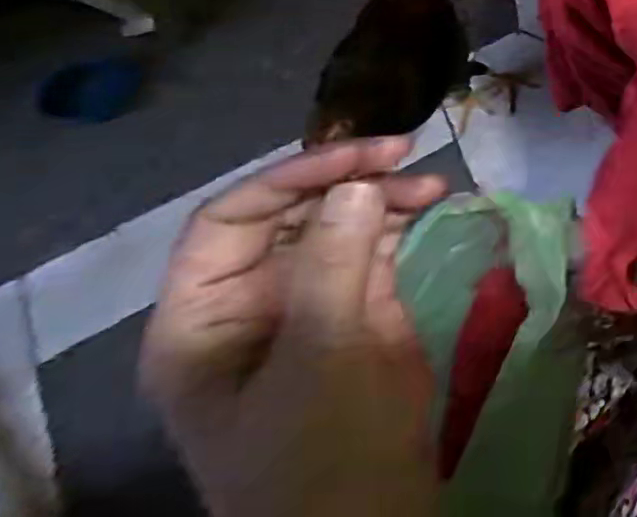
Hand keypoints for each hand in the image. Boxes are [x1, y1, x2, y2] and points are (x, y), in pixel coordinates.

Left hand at [139, 138, 448, 516]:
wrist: (371, 513)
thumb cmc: (321, 450)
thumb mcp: (322, 357)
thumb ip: (335, 267)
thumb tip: (360, 184)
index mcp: (203, 318)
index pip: (229, 222)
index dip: (292, 178)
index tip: (366, 156)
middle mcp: (251, 300)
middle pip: (288, 214)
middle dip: (345, 178)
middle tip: (407, 155)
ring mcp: (309, 302)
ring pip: (337, 223)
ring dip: (382, 194)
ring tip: (433, 185)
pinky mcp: (359, 306)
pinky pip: (373, 245)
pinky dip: (402, 219)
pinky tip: (432, 204)